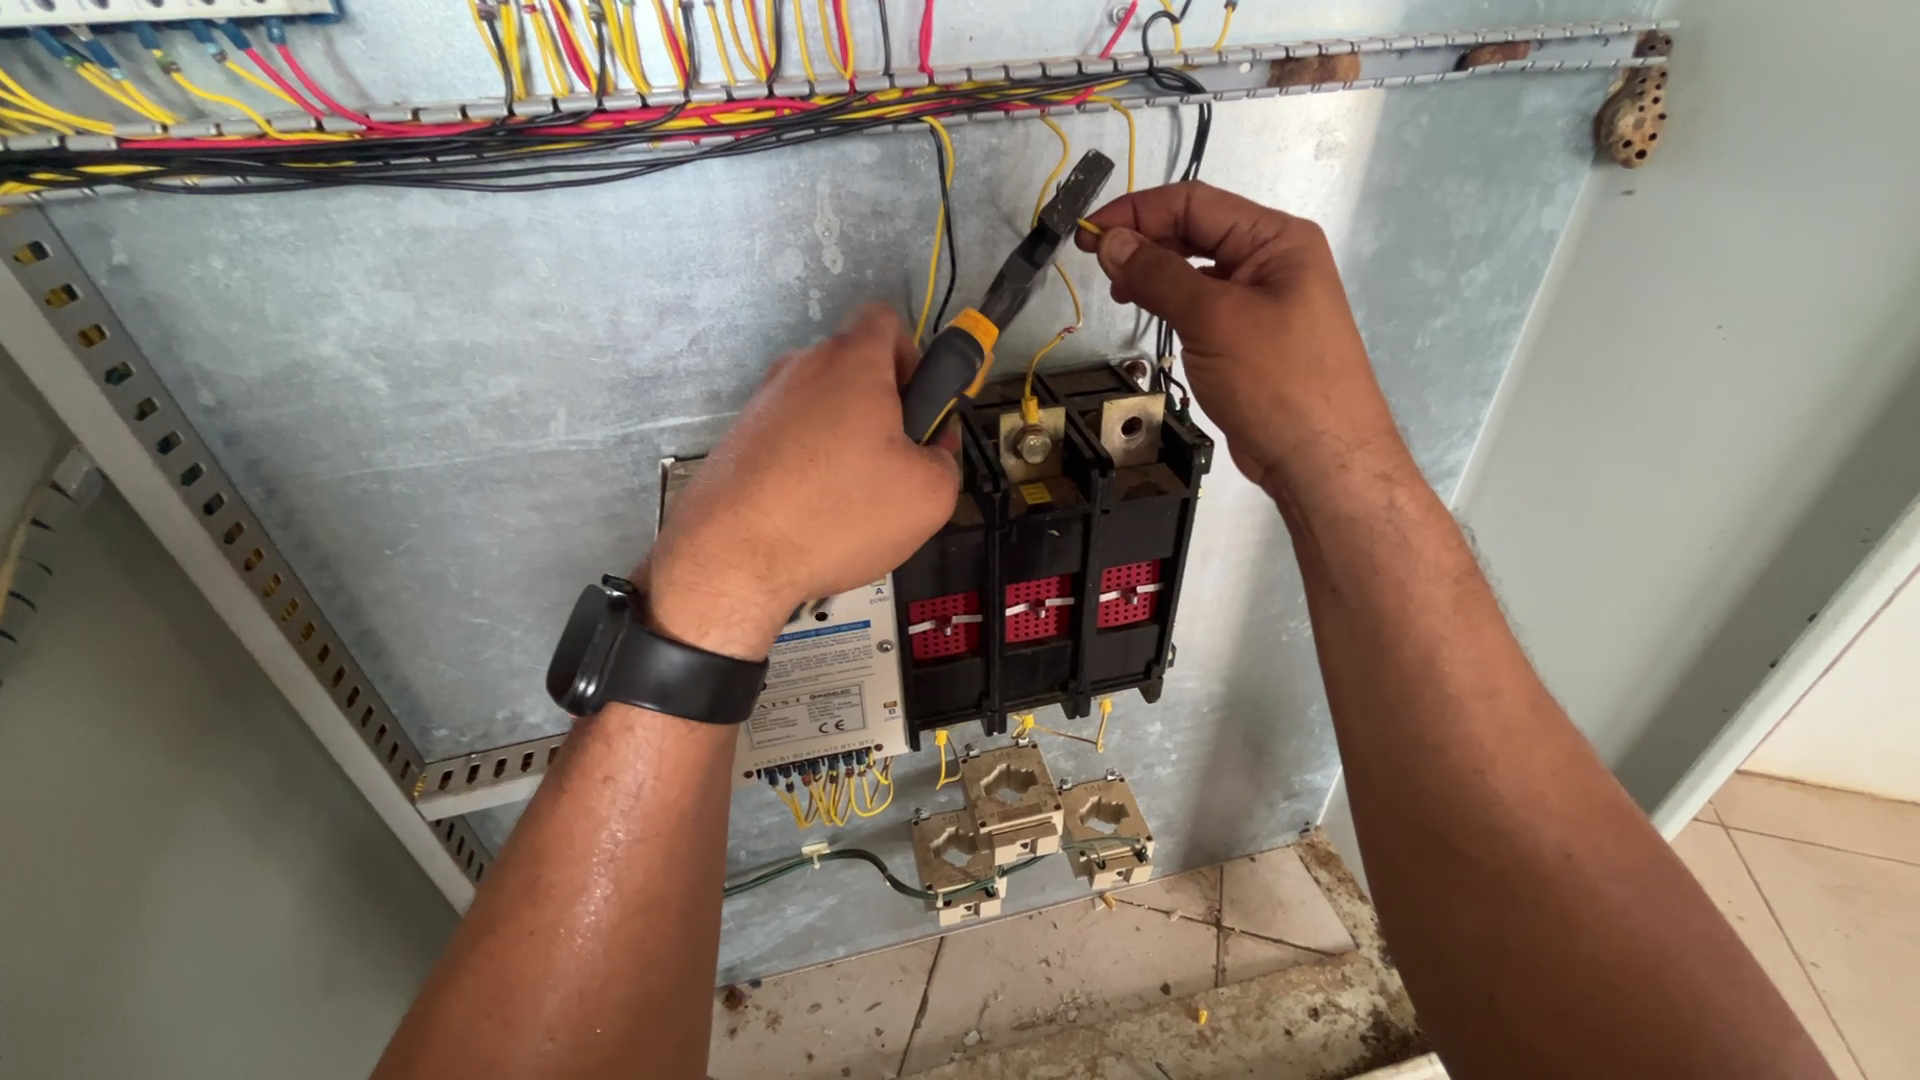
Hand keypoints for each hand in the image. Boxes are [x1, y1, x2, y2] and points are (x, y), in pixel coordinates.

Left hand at [645, 304, 960, 659]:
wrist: (732, 556)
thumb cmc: (838, 513)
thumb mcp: (929, 495)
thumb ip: (946, 459)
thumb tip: (934, 450)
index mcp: (852, 362)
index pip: (886, 319)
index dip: (914, 355)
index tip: (918, 405)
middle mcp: (800, 367)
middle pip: (853, 369)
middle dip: (882, 409)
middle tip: (895, 465)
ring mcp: (763, 402)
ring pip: (821, 408)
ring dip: (844, 442)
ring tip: (852, 501)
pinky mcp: (738, 439)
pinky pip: (790, 439)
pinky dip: (809, 465)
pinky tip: (815, 513)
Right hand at [1078, 182, 1410, 500]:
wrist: (1319, 459)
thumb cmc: (1276, 380)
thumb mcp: (1212, 319)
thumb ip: (1158, 275)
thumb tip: (1112, 242)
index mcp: (1275, 238)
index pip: (1194, 204)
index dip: (1136, 212)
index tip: (1088, 235)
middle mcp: (1271, 261)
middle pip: (1196, 232)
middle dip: (1144, 242)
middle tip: (1097, 266)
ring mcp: (1262, 301)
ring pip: (1196, 271)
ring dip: (1154, 274)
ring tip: (1118, 293)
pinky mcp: (1249, 338)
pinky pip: (1203, 306)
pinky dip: (1171, 304)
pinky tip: (1150, 314)